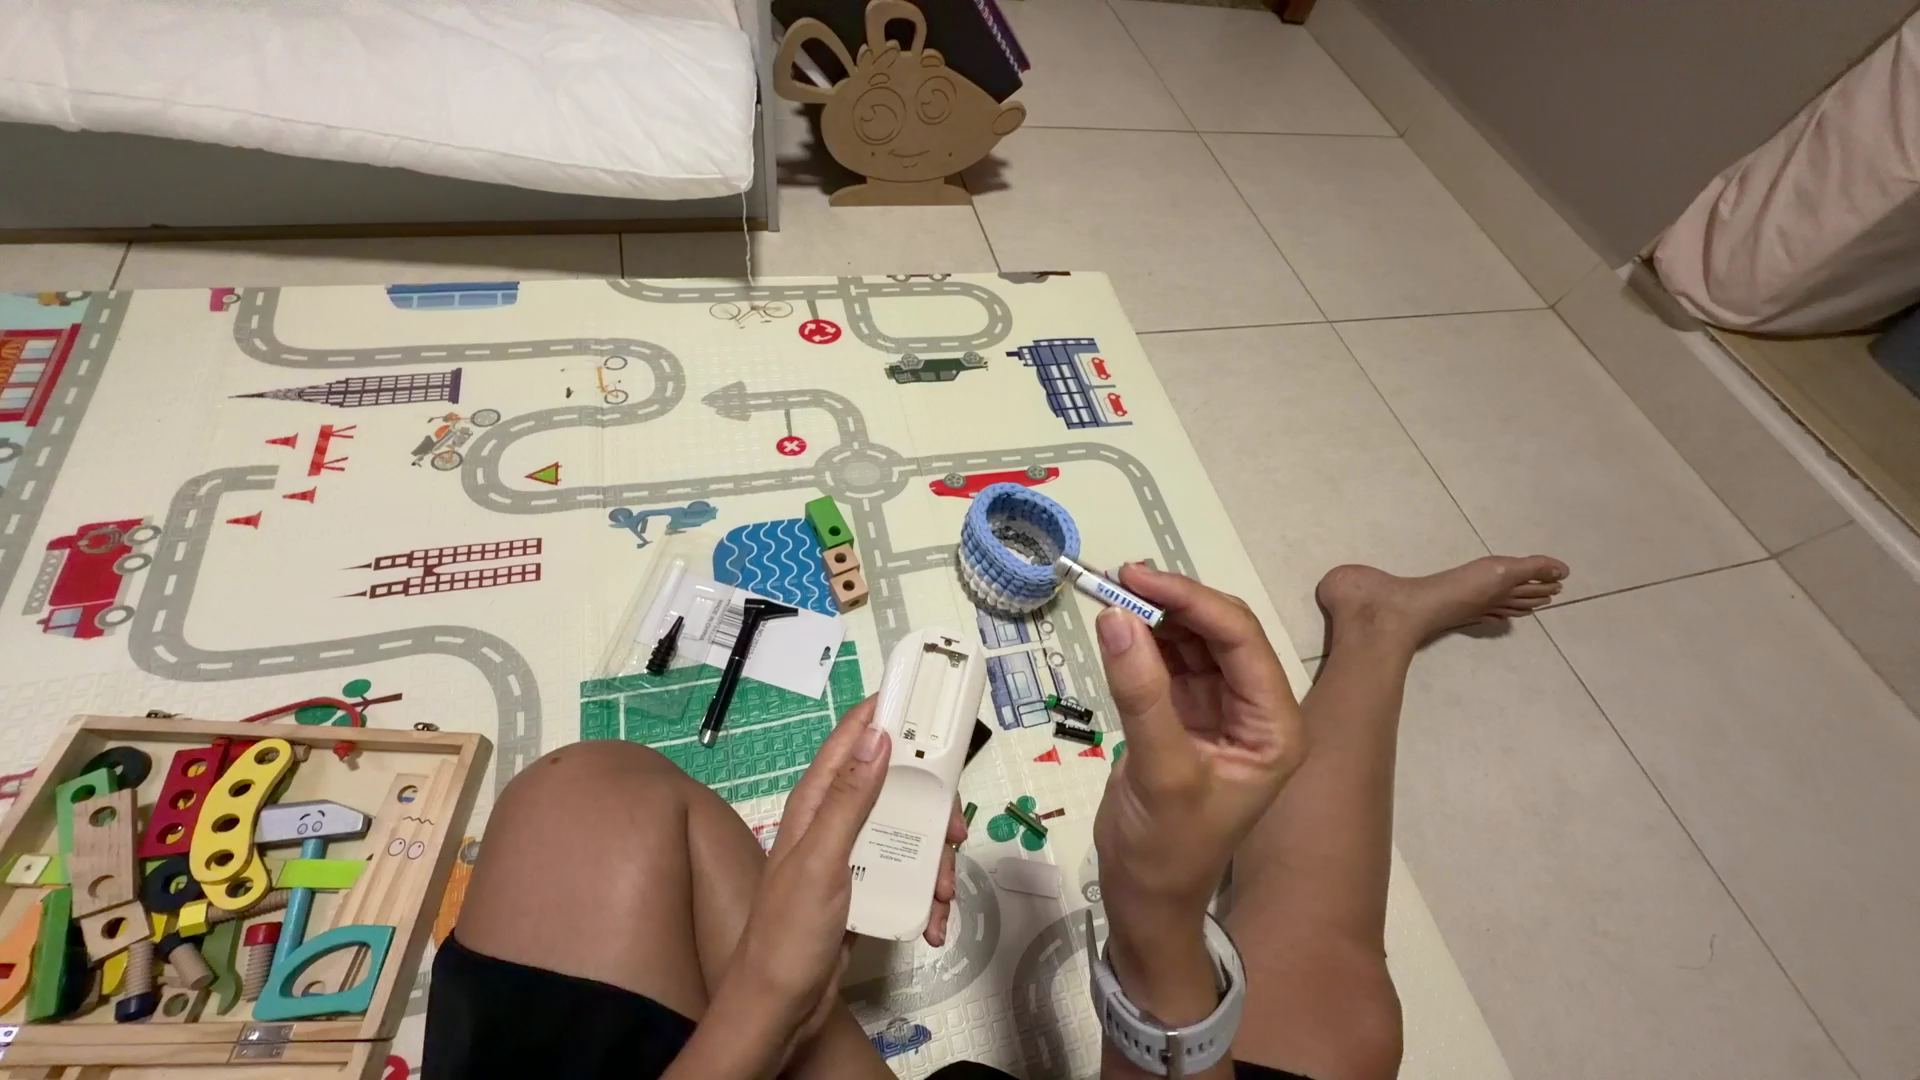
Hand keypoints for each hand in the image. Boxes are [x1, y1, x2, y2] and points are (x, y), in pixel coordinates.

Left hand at [717, 701, 968, 1050]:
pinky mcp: (867, 881)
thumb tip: (879, 736)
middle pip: (895, 782)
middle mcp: (836, 816)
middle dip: (931, 800)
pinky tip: (931, 916)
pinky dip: (925, 888)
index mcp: (817, 799)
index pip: (853, 736)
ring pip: (908, 827)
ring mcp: (853, 850)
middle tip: (954, 828)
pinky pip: (905, 867)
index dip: (886, 710)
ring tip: (944, 890)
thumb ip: (850, 798)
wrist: (780, 1007)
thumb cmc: (790, 932)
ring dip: (933, 855)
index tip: (926, 696)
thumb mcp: (823, 860)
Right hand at [1093, 564, 1302, 926]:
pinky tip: (1118, 627)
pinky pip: (1168, 661)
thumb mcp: (1160, 770)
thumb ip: (1140, 691)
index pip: (1241, 641)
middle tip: (1117, 579)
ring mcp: (1219, 710)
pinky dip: (1143, 640)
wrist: (1144, 896)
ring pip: (1192, 640)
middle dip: (1173, 602)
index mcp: (1274, 726)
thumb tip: (1114, 616)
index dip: (1192, 600)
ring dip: (1155, 616)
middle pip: (1220, 632)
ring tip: (1111, 595)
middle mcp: (1255, 710)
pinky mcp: (1185, 713)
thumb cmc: (1167, 848)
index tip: (1135, 578)